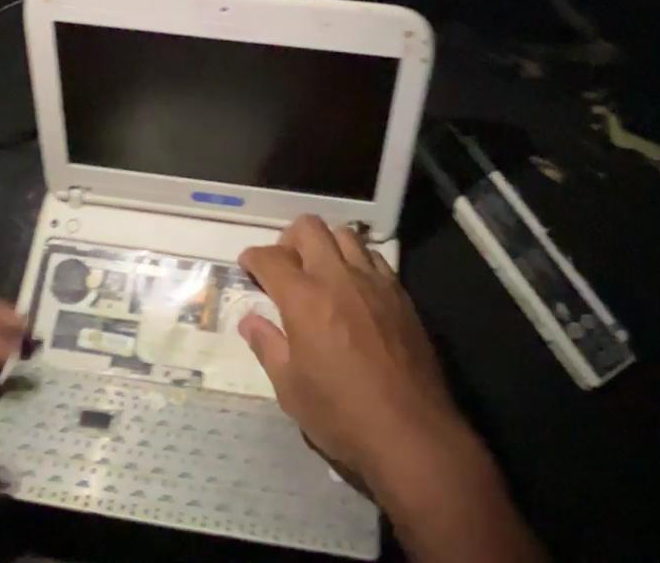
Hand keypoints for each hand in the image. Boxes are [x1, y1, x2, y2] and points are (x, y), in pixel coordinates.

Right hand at [236, 217, 466, 482]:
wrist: (411, 432)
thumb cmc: (341, 414)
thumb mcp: (290, 388)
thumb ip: (267, 346)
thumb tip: (250, 322)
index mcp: (304, 298)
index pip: (270, 257)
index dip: (252, 258)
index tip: (248, 269)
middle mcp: (338, 278)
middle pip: (310, 228)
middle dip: (288, 239)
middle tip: (283, 267)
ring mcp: (374, 282)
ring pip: (345, 235)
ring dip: (326, 245)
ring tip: (320, 273)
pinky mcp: (401, 295)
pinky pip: (374, 258)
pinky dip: (356, 262)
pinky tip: (353, 290)